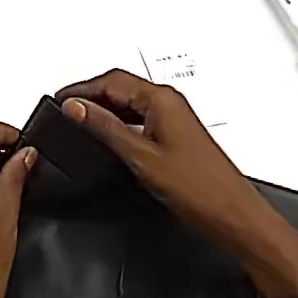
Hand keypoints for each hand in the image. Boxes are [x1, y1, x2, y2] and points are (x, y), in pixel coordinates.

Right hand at [56, 70, 283, 259]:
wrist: (236, 217)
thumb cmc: (200, 189)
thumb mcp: (140, 157)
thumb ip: (105, 128)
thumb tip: (77, 107)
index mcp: (160, 98)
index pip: (111, 80)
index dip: (82, 88)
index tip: (61, 99)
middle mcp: (168, 101)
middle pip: (120, 86)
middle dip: (91, 94)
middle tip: (67, 107)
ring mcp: (173, 116)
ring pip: (129, 101)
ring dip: (104, 108)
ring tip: (81, 120)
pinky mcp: (175, 132)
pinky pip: (139, 115)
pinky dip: (119, 121)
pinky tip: (109, 136)